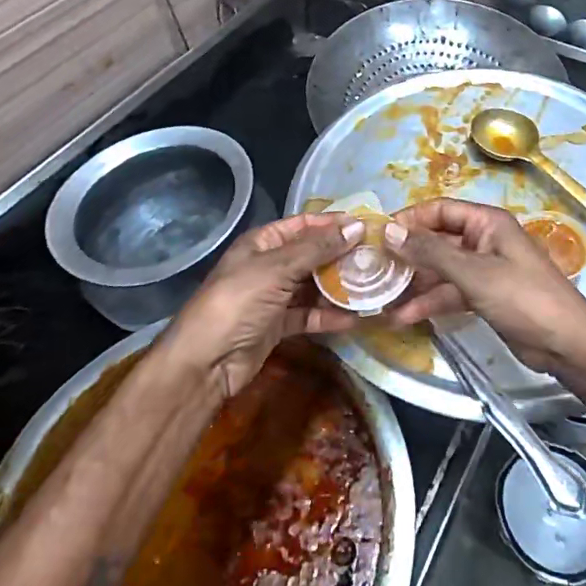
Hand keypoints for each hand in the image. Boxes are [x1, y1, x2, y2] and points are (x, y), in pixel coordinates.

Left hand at [159, 212, 364, 396]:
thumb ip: (317, 249)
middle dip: (343, 256)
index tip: (369, 226)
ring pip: (314, 286)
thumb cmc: (238, 303)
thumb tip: (356, 227)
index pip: (304, 225)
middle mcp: (270, 265)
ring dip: (341, 287)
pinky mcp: (280, 325)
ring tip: (376, 287)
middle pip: (312, 255)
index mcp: (262, 243)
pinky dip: (330, 315)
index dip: (334, 224)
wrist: (206, 362)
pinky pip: (310, 315)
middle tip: (379, 259)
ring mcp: (274, 296)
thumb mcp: (276, 269)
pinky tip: (357, 318)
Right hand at [384, 199, 585, 369]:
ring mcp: (484, 269)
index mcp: (486, 222)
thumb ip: (430, 252)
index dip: (408, 220)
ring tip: (381, 300)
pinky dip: (430, 303)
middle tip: (372, 270)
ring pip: (440, 270)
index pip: (439, 210)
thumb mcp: (474, 273)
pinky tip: (404, 317)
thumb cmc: (524, 298)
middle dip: (407, 255)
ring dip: (414, 284)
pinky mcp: (484, 295)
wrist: (567, 344)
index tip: (377, 236)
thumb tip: (390, 231)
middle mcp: (483, 240)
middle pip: (436, 240)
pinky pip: (450, 292)